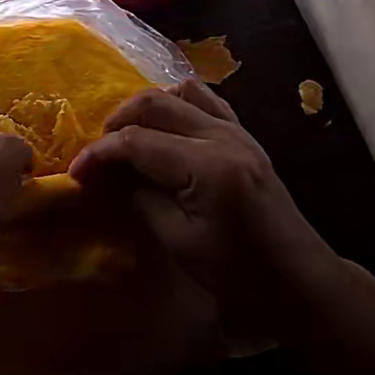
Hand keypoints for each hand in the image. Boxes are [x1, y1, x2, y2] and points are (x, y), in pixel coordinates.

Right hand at [68, 80, 337, 343]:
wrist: (300, 282)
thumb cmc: (237, 273)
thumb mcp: (176, 240)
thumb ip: (138, 195)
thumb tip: (104, 174)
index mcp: (208, 167)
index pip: (135, 142)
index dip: (97, 154)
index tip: (75, 173)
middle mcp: (224, 138)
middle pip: (153, 103)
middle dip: (114, 124)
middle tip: (97, 155)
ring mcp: (238, 132)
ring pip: (177, 93)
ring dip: (142, 110)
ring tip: (125, 139)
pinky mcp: (245, 137)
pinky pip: (204, 101)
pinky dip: (173, 106)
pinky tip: (159, 129)